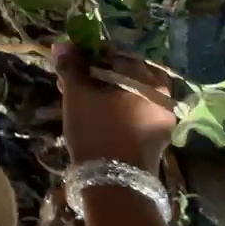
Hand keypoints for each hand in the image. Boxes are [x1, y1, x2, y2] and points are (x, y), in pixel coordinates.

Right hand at [55, 43, 177, 172]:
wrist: (115, 181)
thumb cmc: (97, 129)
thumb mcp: (77, 93)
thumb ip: (70, 66)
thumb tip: (62, 44)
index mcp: (148, 82)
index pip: (117, 54)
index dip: (89, 52)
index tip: (69, 58)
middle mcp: (163, 98)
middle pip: (125, 73)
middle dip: (96, 71)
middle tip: (71, 77)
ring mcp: (162, 119)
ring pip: (128, 92)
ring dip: (103, 88)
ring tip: (76, 94)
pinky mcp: (155, 136)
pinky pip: (133, 109)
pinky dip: (112, 105)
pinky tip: (91, 111)